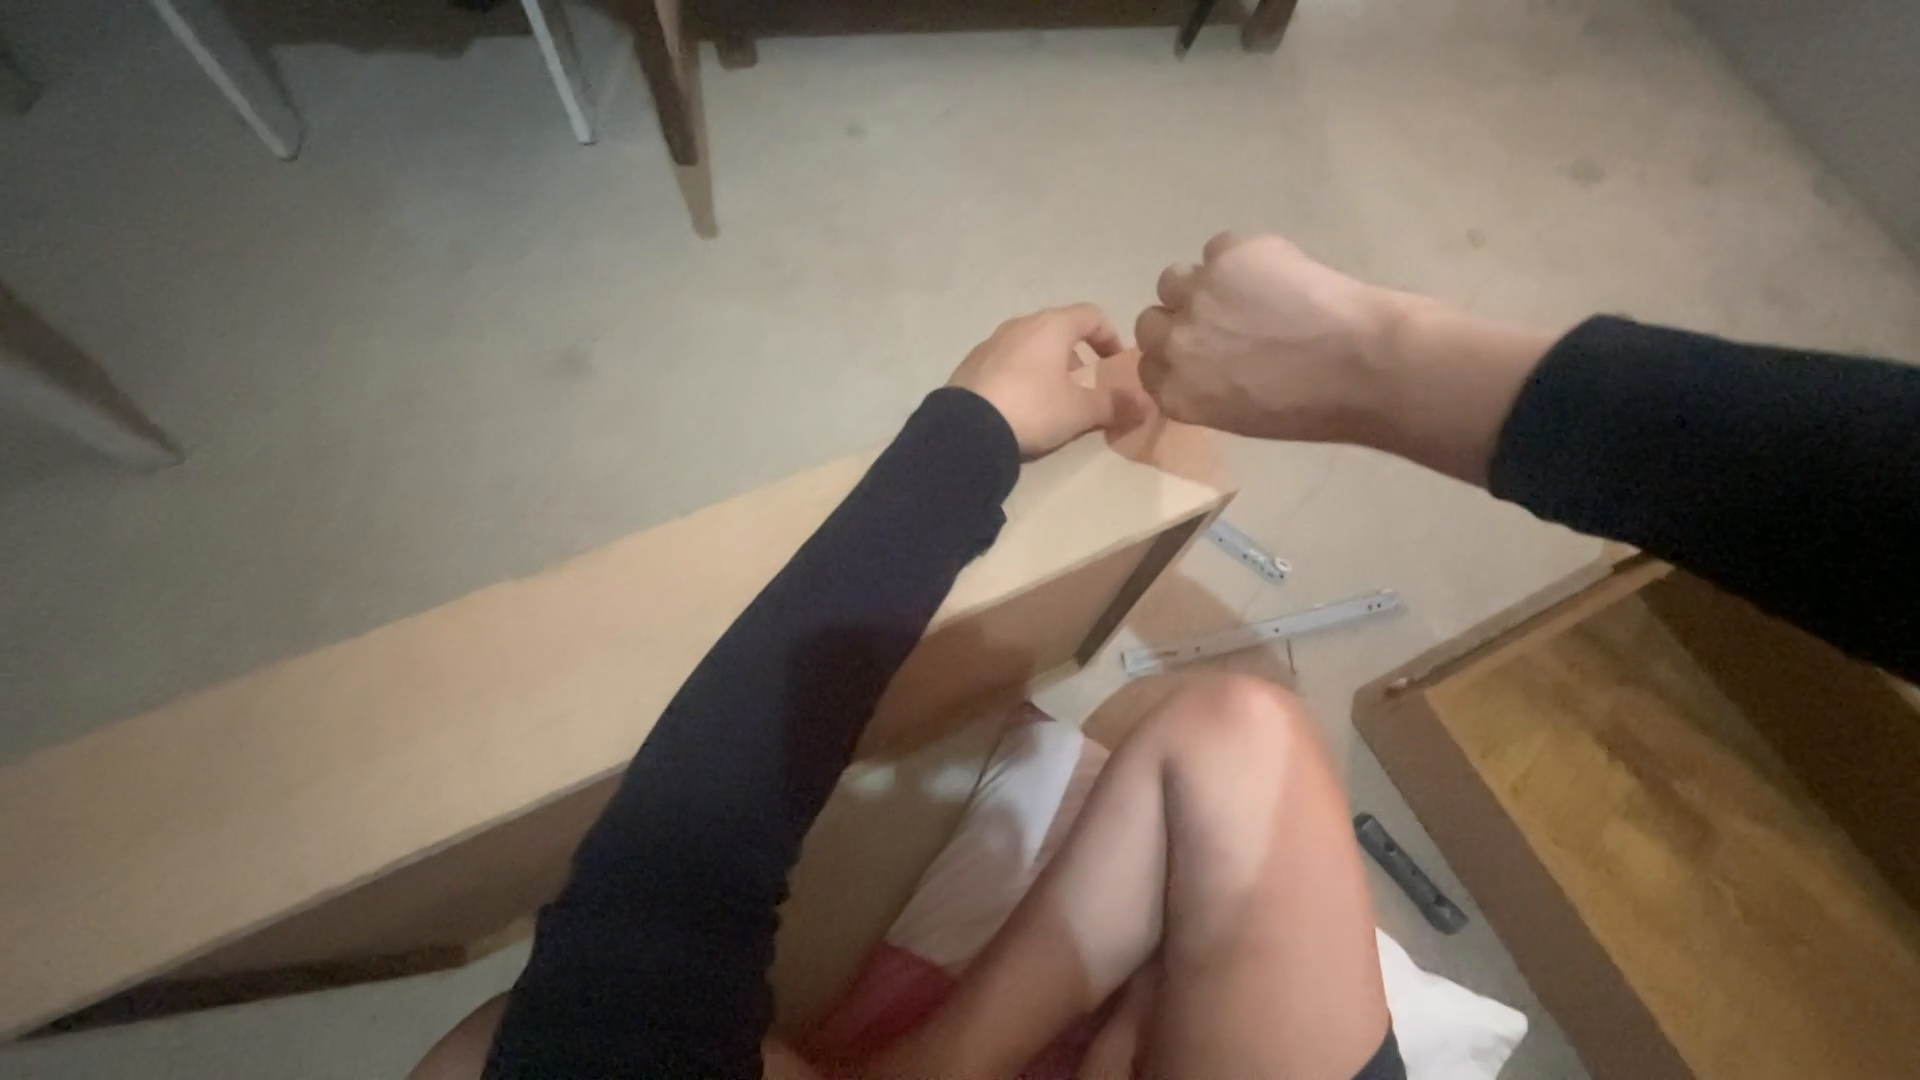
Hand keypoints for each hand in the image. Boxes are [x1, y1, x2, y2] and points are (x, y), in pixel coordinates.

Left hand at [948, 304, 1141, 458]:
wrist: (967, 428)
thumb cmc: (1033, 408)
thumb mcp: (1079, 411)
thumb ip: (1113, 405)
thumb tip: (1146, 404)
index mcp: (1052, 325)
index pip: (1092, 315)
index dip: (1109, 337)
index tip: (1114, 364)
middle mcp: (1020, 325)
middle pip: (1057, 328)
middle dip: (1075, 352)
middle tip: (1082, 383)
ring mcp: (991, 342)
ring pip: (1028, 345)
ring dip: (1046, 364)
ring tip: (1050, 397)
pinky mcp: (970, 364)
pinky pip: (1004, 362)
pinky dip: (1019, 375)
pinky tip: (1018, 404)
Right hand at [1134, 233, 1400, 443]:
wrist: (1364, 364)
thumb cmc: (1312, 407)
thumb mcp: (1238, 416)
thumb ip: (1203, 387)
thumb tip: (1206, 363)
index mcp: (1174, 392)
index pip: (1148, 367)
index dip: (1172, 355)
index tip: (1199, 354)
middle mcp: (1172, 344)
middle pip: (1150, 321)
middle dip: (1179, 320)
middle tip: (1220, 321)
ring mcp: (1197, 295)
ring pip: (1173, 279)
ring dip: (1200, 285)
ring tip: (1242, 290)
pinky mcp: (1228, 256)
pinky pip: (1218, 248)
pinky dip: (1240, 258)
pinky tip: (1273, 271)